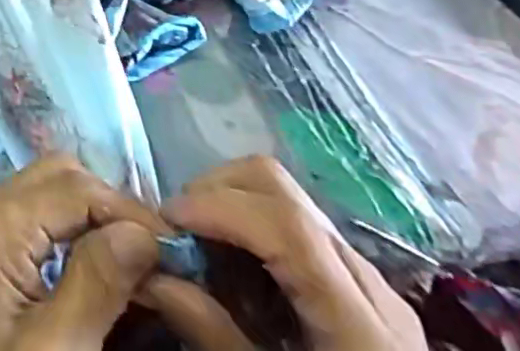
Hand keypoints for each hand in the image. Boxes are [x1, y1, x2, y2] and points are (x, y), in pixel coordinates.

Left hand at [0, 156, 163, 350]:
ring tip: (146, 272)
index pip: (78, 186)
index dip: (133, 215)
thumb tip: (142, 233)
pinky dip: (82, 237)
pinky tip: (112, 277)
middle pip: (65, 178)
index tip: (183, 260)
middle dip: (117, 210)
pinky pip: (46, 222)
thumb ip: (97, 284)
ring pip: (57, 196)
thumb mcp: (56, 346)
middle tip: (163, 263)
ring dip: (102, 222)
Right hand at [163, 157, 427, 350]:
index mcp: (358, 320)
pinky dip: (247, 223)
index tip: (165, 221)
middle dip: (212, 190)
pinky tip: (232, 266)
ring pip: (282, 195)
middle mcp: (367, 282)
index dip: (216, 207)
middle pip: (278, 185)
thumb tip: (151, 277)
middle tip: (177, 228)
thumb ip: (213, 334)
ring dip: (225, 201)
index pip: (286, 224)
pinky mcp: (360, 285)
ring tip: (198, 244)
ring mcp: (368, 278)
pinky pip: (292, 224)